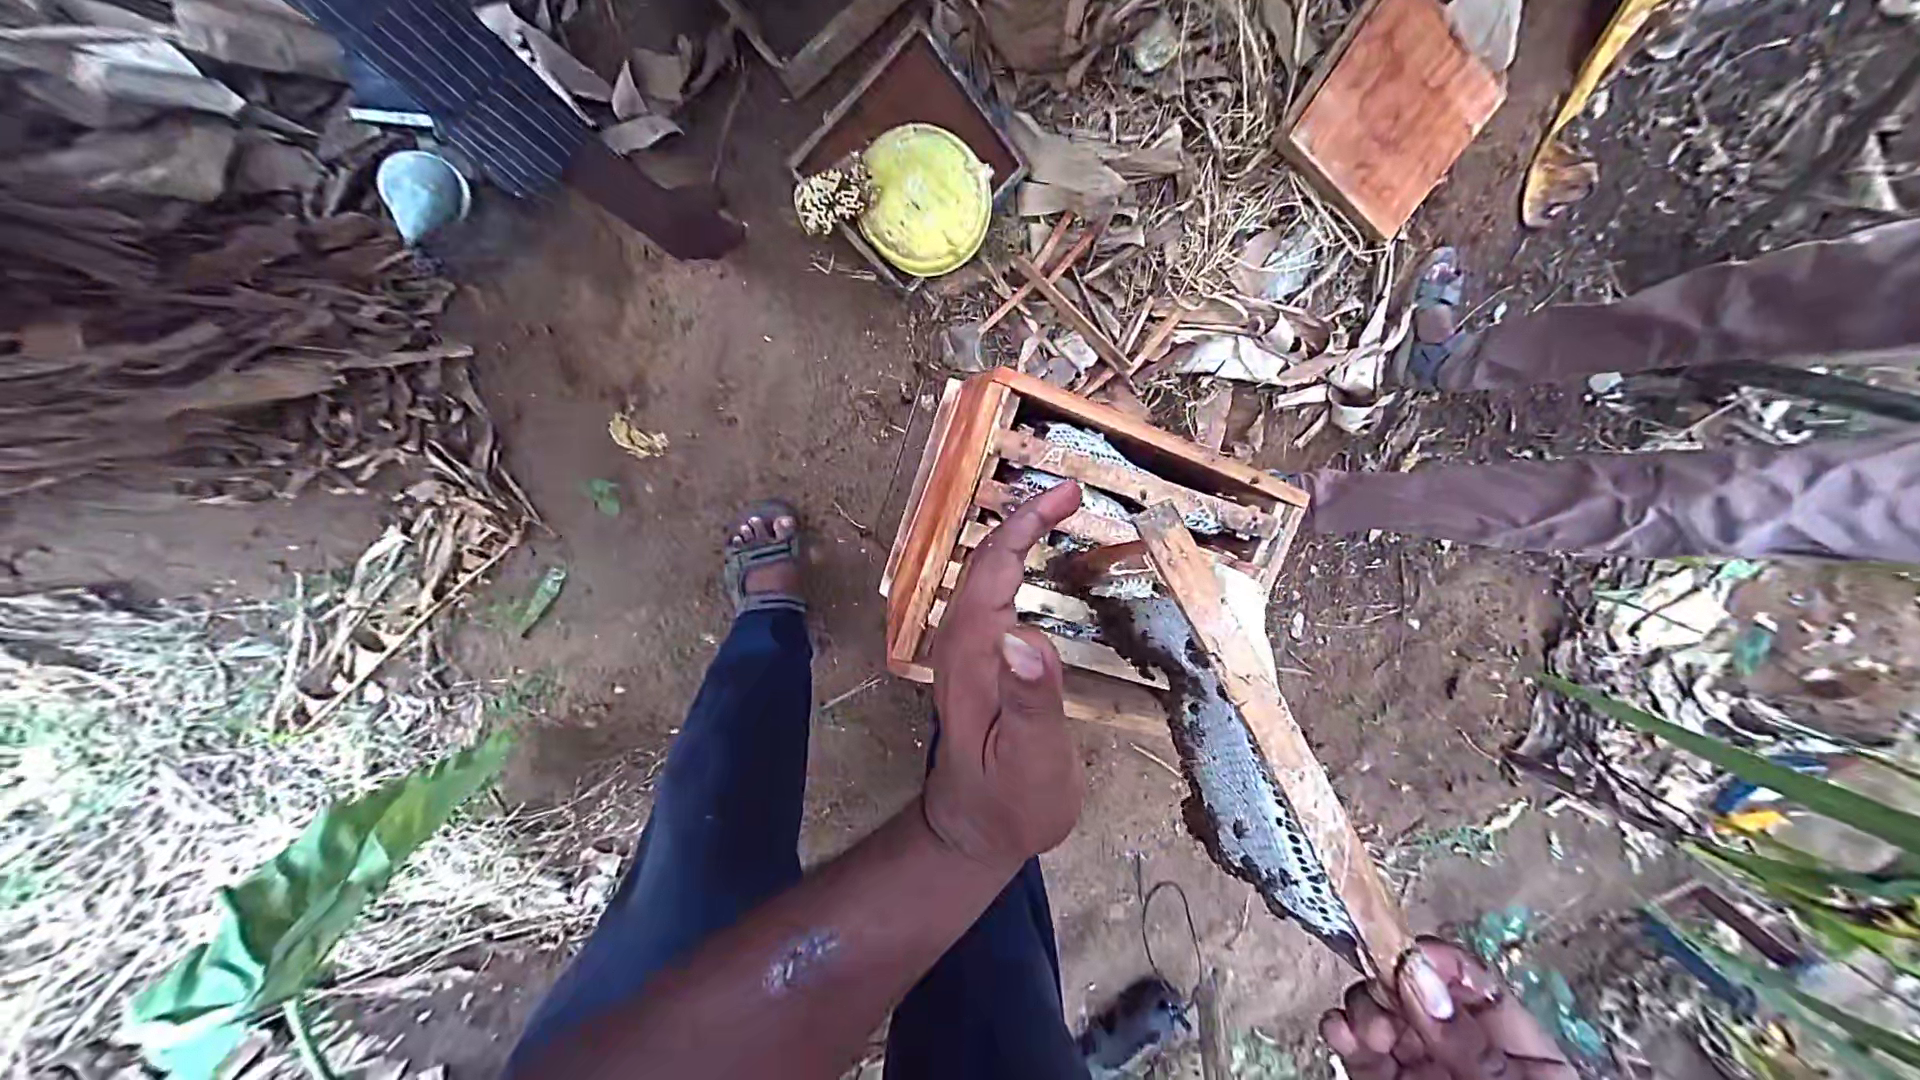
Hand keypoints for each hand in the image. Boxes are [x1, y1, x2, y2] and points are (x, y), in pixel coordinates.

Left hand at [923, 481, 1086, 872]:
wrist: (974, 827)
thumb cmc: (1010, 800)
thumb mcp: (1031, 759)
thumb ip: (1030, 699)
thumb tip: (1025, 636)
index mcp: (973, 653)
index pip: (995, 567)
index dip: (1028, 523)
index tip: (1067, 492)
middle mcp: (959, 640)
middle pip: (985, 561)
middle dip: (1024, 519)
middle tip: (1069, 494)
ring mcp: (962, 648)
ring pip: (983, 574)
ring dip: (1016, 537)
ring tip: (1056, 514)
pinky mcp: (972, 659)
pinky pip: (990, 594)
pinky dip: (1013, 565)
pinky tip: (1034, 564)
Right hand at [1321, 940, 1576, 1079]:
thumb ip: (1467, 1042)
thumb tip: (1418, 973)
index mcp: (1528, 1060)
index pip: (1476, 985)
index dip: (1439, 961)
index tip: (1407, 951)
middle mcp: (1472, 1058)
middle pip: (1417, 993)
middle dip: (1390, 984)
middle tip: (1383, 991)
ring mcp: (1426, 1071)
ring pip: (1381, 1015)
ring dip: (1363, 1008)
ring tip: (1366, 1027)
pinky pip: (1360, 1051)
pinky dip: (1342, 1034)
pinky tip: (1339, 1030)